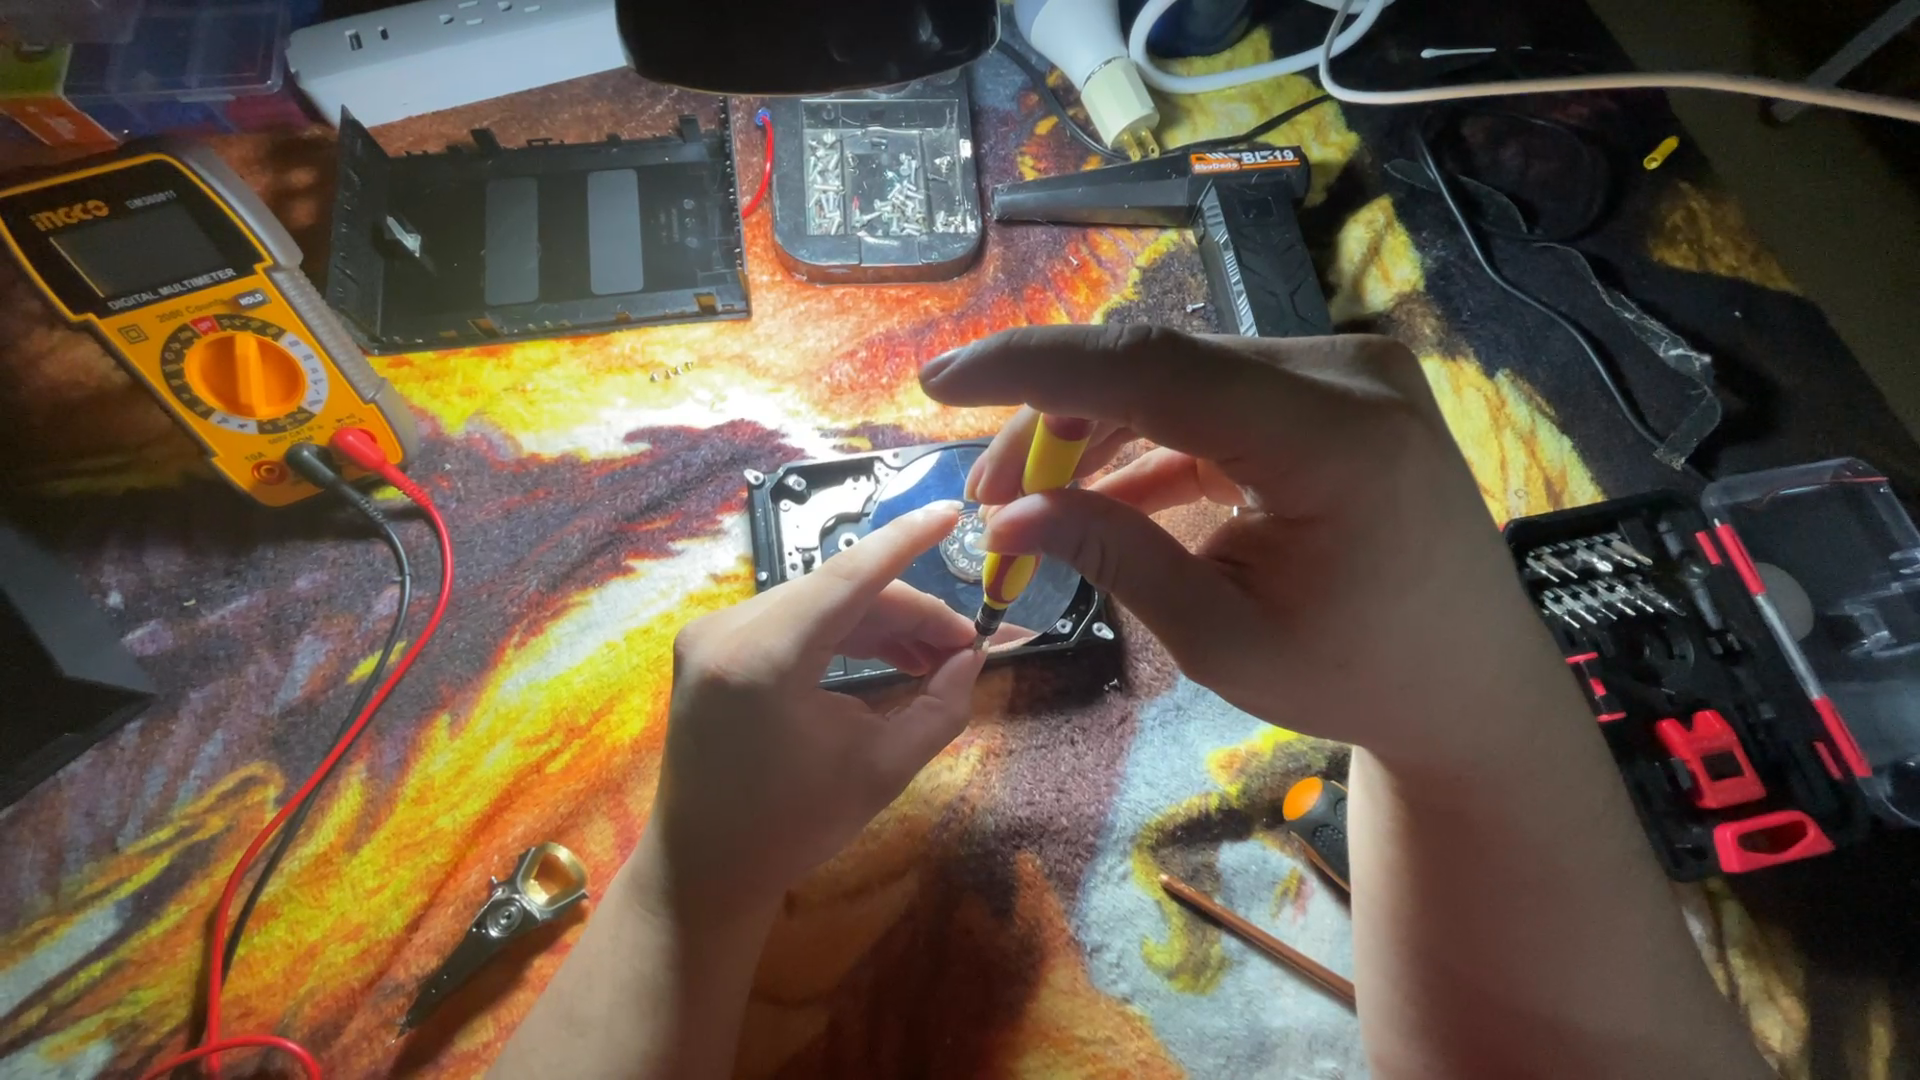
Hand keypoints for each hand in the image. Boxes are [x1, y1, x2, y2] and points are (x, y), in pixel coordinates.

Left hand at [646, 501, 987, 920]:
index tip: (953, 512)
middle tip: (960, 645)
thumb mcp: (883, 770)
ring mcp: (713, 633)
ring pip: (819, 603)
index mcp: (764, 659)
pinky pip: (794, 620)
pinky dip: (843, 633)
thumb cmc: (792, 829)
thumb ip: (940, 707)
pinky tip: (886, 655)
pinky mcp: (712, 644)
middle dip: (908, 612)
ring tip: (931, 658)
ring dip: (879, 623)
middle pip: (840, 592)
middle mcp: (729, 629)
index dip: (907, 541)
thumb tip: (971, 657)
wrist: (703, 870)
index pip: (850, 576)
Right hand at [921, 326, 1571, 767]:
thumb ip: (1114, 558)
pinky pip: (1204, 405)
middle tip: (986, 491)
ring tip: (1024, 497)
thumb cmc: (1355, 679)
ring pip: (1170, 381)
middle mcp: (1341, 375)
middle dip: (1050, 421)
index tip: (941, 381)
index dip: (1033, 368)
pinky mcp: (1322, 399)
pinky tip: (1091, 492)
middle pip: (1152, 369)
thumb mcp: (1220, 636)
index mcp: (1333, 437)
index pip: (1151, 369)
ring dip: (1089, 433)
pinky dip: (1141, 446)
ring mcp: (1338, 378)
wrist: (1468, 688)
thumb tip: (1005, 522)